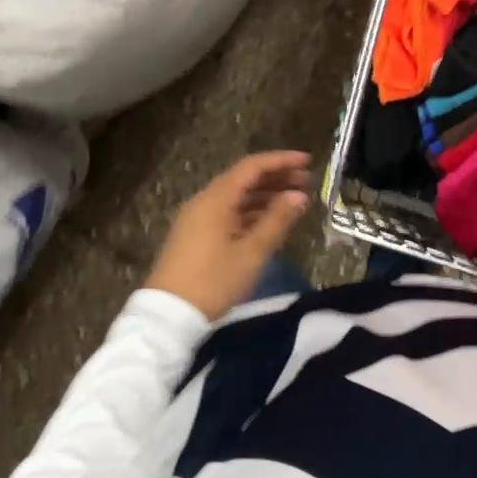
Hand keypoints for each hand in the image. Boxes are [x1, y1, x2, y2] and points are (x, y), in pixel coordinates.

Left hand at [145, 151, 310, 319]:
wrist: (168, 316)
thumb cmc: (214, 281)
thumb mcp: (252, 252)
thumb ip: (278, 220)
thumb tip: (299, 195)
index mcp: (216, 199)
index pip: (252, 166)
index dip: (282, 161)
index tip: (308, 161)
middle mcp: (204, 201)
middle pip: (244, 178)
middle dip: (276, 177)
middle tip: (307, 181)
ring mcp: (198, 218)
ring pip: (237, 196)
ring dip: (266, 195)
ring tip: (295, 201)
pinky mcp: (196, 235)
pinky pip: (228, 211)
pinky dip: (252, 211)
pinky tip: (270, 221)